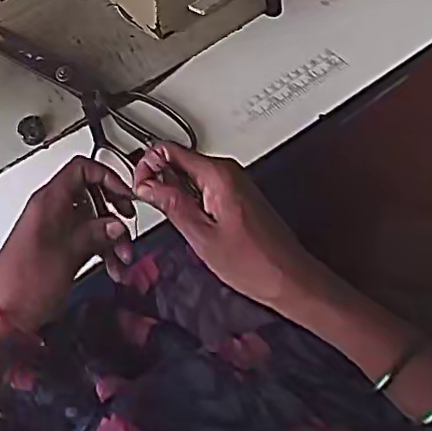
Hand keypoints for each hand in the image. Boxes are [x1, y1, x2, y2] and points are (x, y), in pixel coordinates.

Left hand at [0, 157, 136, 330]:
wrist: (2, 315)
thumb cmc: (22, 283)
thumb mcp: (67, 253)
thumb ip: (94, 233)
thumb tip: (116, 223)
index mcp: (49, 201)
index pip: (81, 169)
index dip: (107, 177)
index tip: (125, 195)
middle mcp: (51, 210)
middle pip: (90, 193)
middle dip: (113, 209)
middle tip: (127, 221)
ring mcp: (55, 229)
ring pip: (91, 218)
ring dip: (110, 235)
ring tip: (122, 256)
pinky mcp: (57, 248)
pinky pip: (85, 238)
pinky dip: (101, 249)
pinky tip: (111, 266)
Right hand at [132, 142, 330, 310]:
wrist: (292, 280)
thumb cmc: (256, 264)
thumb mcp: (202, 237)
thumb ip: (171, 204)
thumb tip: (147, 185)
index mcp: (217, 175)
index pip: (169, 150)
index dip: (147, 165)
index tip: (140, 185)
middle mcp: (227, 170)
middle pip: (179, 159)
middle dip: (159, 178)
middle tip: (149, 202)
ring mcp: (233, 180)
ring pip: (190, 172)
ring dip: (173, 189)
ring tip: (170, 216)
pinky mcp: (237, 192)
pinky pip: (204, 184)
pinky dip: (190, 197)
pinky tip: (190, 220)